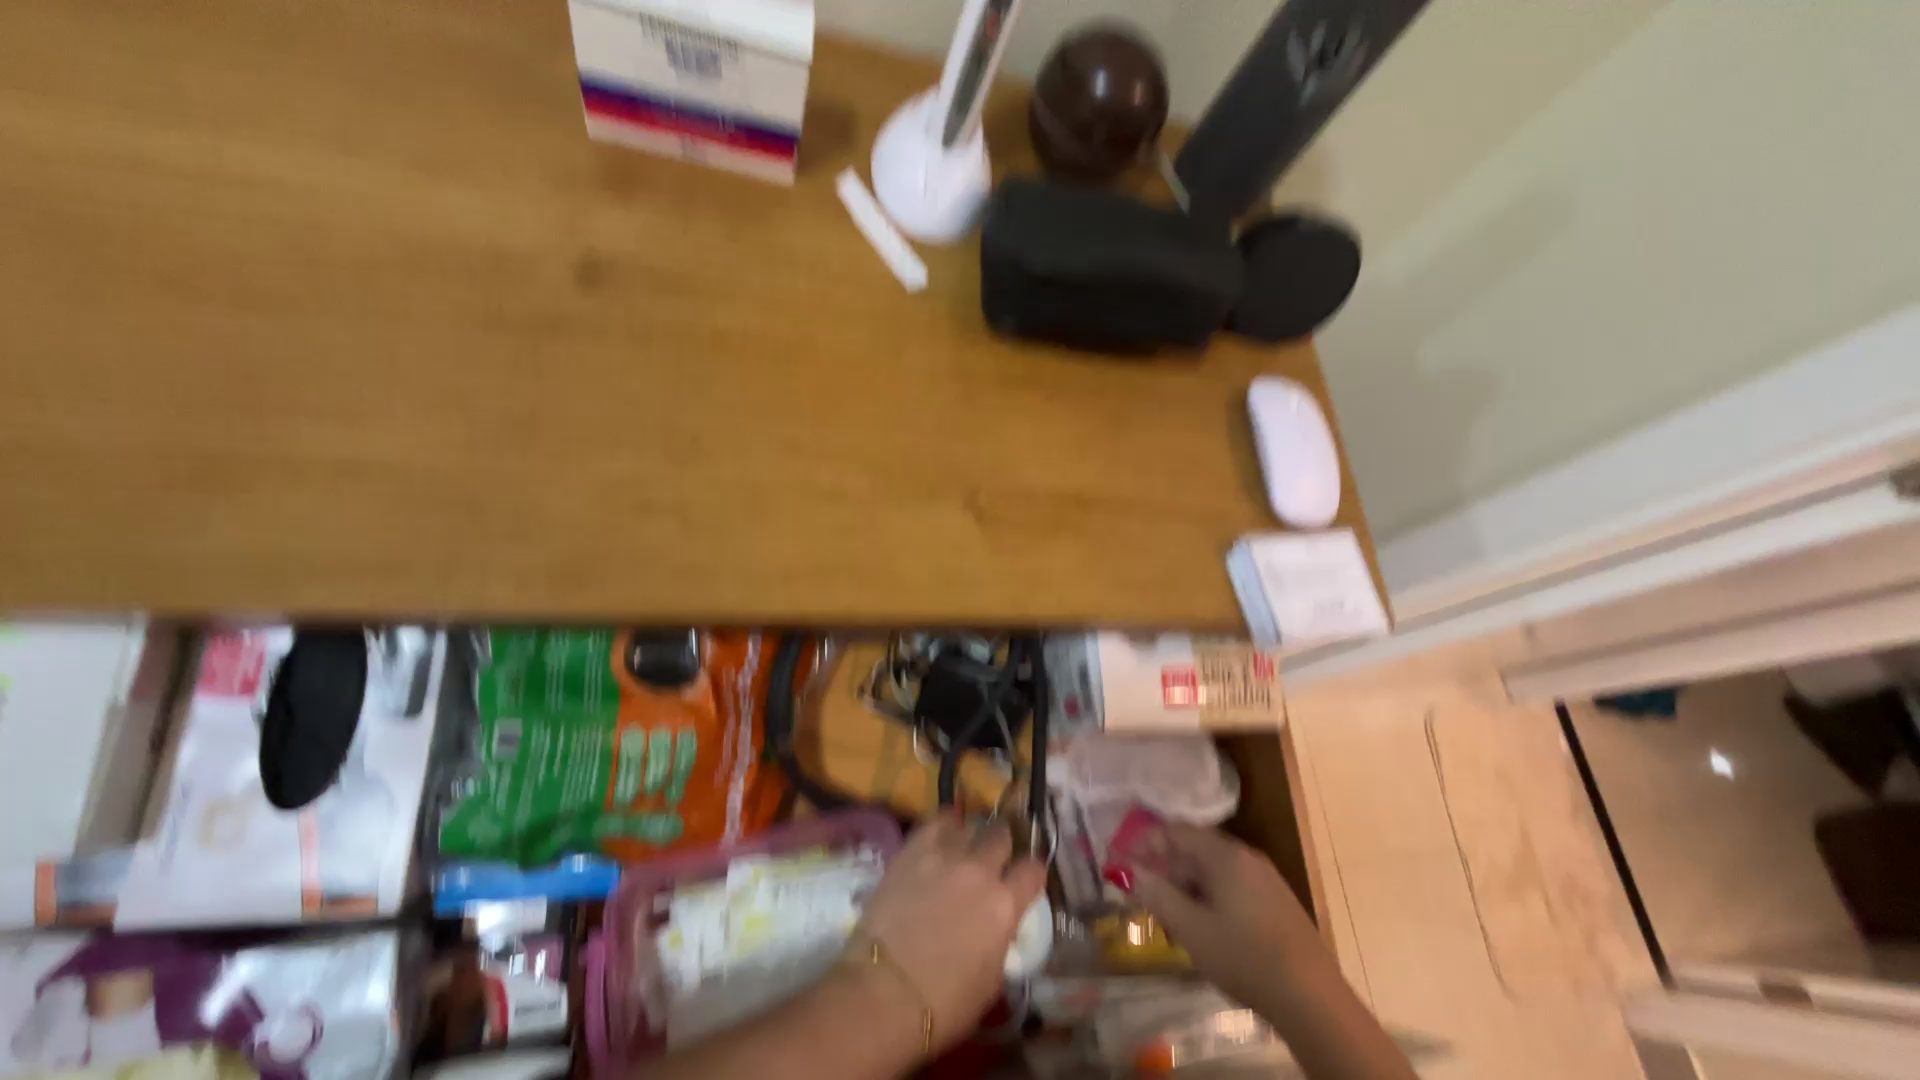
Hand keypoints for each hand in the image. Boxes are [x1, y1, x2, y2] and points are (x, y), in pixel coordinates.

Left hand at [855, 815, 1048, 1050]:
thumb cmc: (942, 1003)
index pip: (1034, 869)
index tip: (1025, 881)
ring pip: (969, 825)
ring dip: (971, 837)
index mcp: (1005, 904)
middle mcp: (980, 870)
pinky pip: (935, 822)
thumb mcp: (992, 979)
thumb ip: (1001, 940)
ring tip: (963, 850)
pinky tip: (940, 838)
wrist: (882, 993)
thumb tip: (999, 927)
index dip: (1031, 874)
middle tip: (993, 862)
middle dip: (1002, 847)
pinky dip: (943, 827)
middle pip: (1001, 836)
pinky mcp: (911, 851)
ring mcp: (944, 856)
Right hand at [1126, 823, 1326, 1012]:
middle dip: (1164, 868)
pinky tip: (1199, 929)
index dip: (1146, 842)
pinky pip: (1231, 888)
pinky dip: (1207, 899)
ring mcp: (1265, 881)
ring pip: (1213, 872)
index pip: (1177, 830)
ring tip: (1166, 917)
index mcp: (1226, 855)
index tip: (1122, 862)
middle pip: (1195, 849)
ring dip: (1184, 887)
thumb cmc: (1244, 957)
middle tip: (1140, 893)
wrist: (1311, 998)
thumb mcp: (1191, 928)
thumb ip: (1157, 895)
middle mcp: (1247, 858)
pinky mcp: (1275, 904)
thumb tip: (1131, 871)